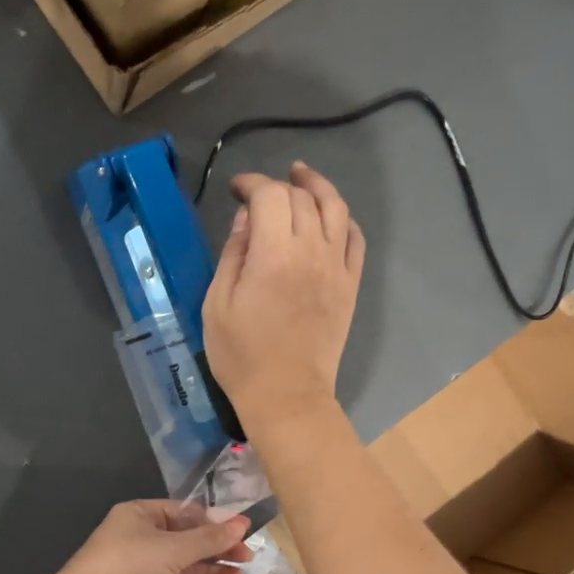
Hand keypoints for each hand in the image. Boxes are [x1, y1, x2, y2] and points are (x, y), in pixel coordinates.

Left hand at [56, 500, 253, 573]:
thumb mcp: (174, 547)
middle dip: (215, 550)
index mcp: (140, 514)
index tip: (243, 533)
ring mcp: (135, 566)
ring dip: (207, 572)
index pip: (185, 513)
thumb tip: (243, 523)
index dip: (214, 523)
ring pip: (178, 567)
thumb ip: (209, 538)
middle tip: (246, 560)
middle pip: (184, 541)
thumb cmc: (130, 564)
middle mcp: (137, 536)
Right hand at [202, 161, 365, 432]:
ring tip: (303, 177)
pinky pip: (355, 240)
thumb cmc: (242, 356)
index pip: (269, 196)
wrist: (287, 396)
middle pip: (301, 198)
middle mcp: (311, 251)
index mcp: (274, 254)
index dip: (252, 183)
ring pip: (336, 209)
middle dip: (279, 186)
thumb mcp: (218, 305)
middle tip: (260, 194)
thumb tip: (245, 220)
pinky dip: (344, 219)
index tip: (235, 189)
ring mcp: (336, 268)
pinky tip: (333, 216)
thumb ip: (233, 255)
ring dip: (318, 187)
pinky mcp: (350, 286)